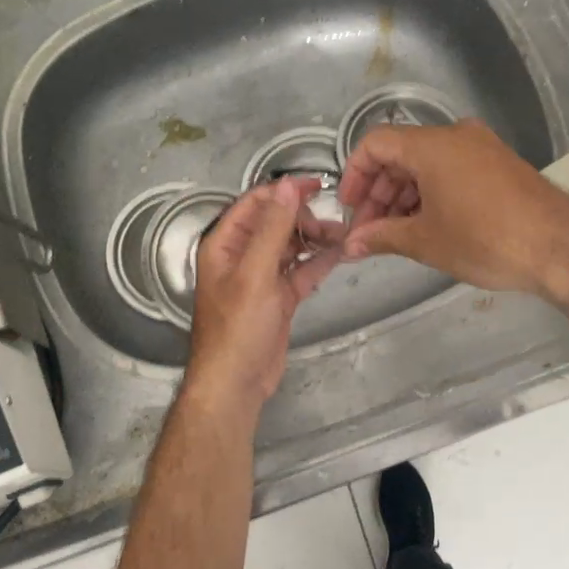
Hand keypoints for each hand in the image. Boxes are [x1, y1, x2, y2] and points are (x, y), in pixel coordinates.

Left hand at [186, 178, 339, 408]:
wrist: (235, 382)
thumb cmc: (238, 327)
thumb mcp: (255, 273)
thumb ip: (273, 229)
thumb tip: (288, 187)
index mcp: (224, 244)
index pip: (255, 204)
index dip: (284, 191)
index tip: (318, 185)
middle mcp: (241, 257)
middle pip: (275, 224)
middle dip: (303, 219)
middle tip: (331, 225)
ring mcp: (261, 279)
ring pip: (290, 248)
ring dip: (314, 240)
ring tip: (343, 238)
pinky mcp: (278, 299)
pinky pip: (300, 273)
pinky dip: (318, 264)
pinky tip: (340, 256)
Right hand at [336, 122, 568, 296]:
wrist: (559, 248)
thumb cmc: (485, 240)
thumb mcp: (425, 241)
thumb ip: (382, 237)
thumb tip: (350, 245)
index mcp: (432, 146)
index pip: (376, 143)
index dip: (354, 175)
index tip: (349, 209)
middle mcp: (456, 136)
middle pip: (400, 154)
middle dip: (378, 192)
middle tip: (368, 231)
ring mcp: (482, 148)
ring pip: (426, 164)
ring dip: (403, 196)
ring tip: (394, 235)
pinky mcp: (499, 165)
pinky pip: (451, 170)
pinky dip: (431, 193)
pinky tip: (426, 226)